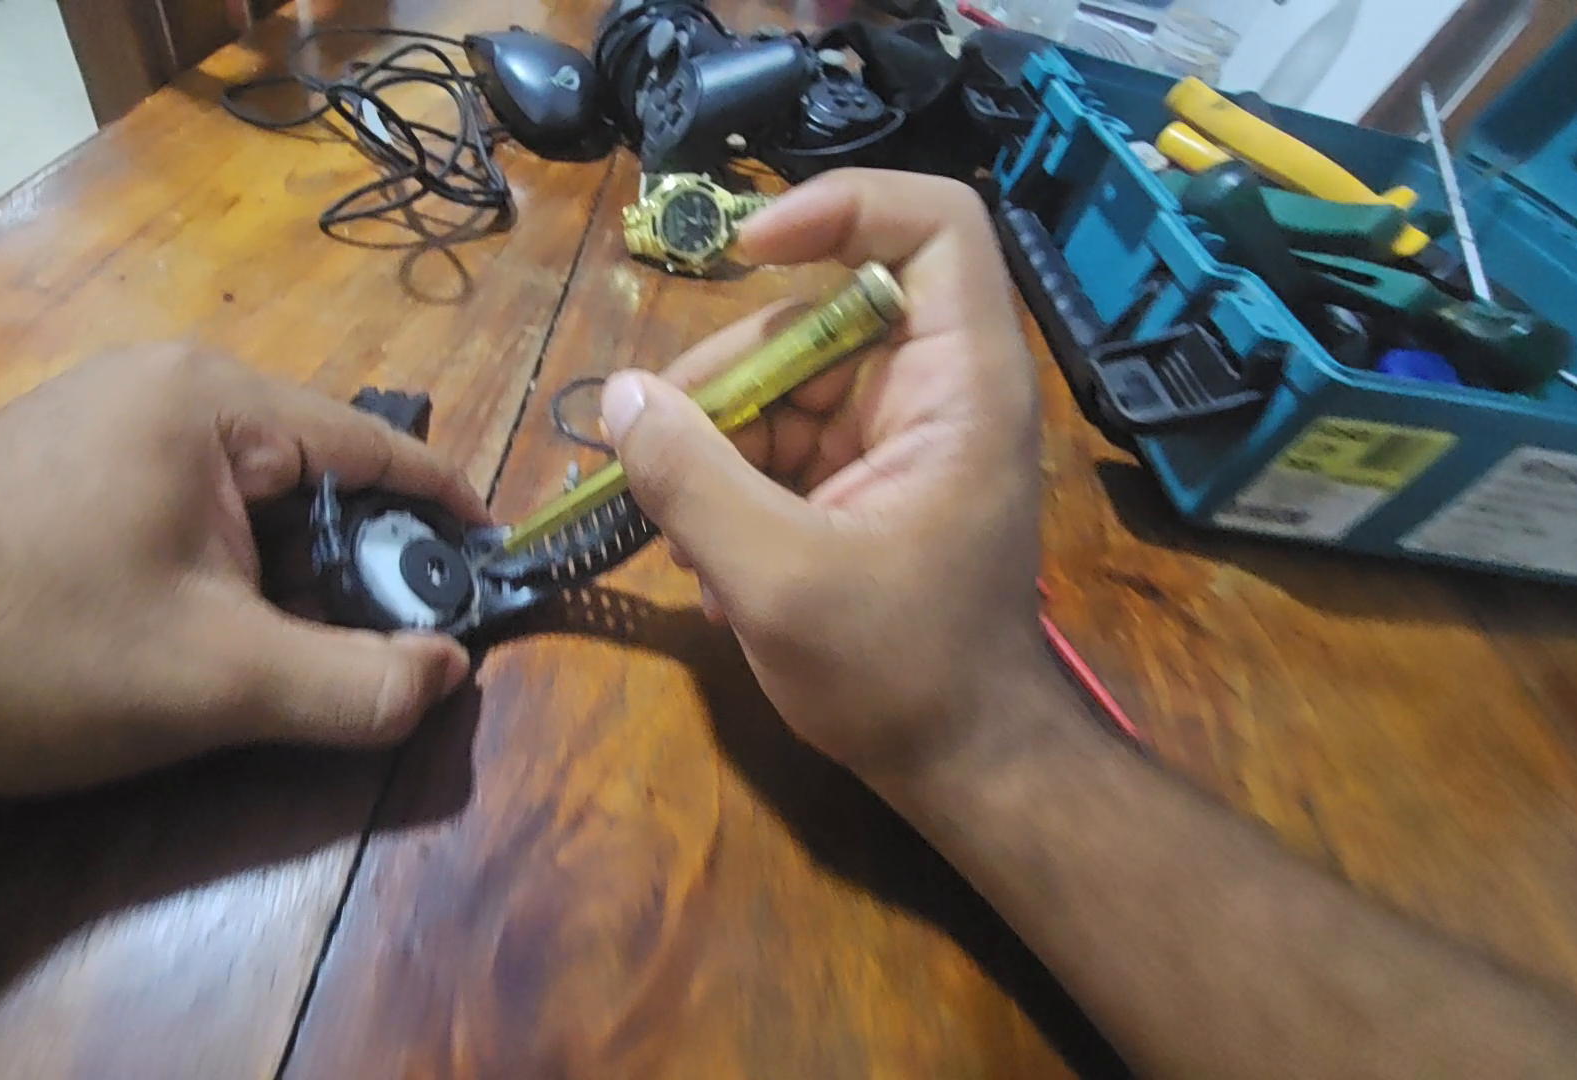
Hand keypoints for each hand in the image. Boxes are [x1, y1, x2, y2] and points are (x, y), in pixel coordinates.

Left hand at [0, 347, 482, 800]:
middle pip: (322, 469)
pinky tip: (229, 614)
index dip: (446, 503)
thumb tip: (454, 672)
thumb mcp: (218, 681)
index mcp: (216, 403)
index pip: (376, 445)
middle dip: (370, 549)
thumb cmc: (29, 655)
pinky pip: (210, 502)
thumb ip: (358, 684)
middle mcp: (171, 389)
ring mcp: (116, 420)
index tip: (489, 552)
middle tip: (397, 621)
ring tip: (314, 631)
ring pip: (267, 491)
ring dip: (307, 561)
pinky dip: (249, 559)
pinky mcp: (80, 463)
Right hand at [602, 169, 1071, 785]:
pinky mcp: (858, 481)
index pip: (929, 230)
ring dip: (714, 454)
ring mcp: (890, 439)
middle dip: (724, 389)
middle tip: (658, 466)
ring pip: (778, 391)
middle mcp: (929, 394)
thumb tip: (620, 400)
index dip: (840, 210)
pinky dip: (732, 491)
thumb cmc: (895, 675)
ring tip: (685, 540)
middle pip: (812, 322)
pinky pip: (778, 448)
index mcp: (956, 389)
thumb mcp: (776, 580)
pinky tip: (712, 560)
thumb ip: (691, 482)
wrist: (955, 761)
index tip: (744, 252)